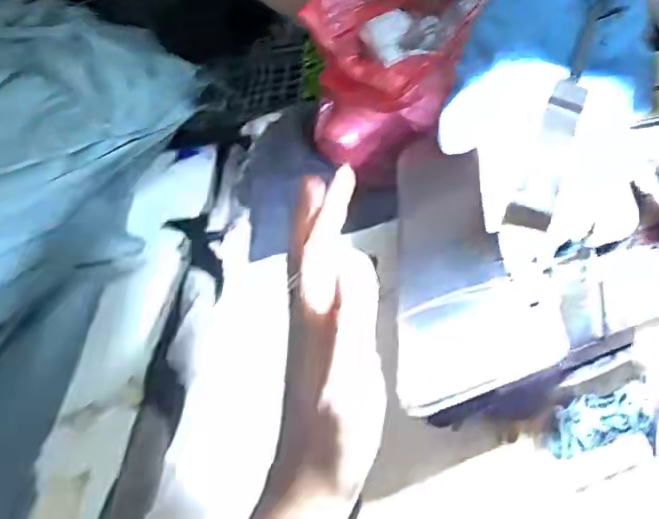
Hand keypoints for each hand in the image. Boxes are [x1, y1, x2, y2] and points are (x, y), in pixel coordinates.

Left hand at [255, 166, 384, 518]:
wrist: (313, 483)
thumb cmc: (335, 432)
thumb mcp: (348, 377)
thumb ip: (351, 321)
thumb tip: (353, 259)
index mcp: (315, 320)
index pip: (315, 255)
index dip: (325, 214)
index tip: (339, 173)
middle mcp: (310, 318)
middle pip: (305, 257)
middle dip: (314, 214)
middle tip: (326, 175)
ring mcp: (317, 333)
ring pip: (312, 270)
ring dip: (318, 232)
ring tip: (329, 204)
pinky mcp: (329, 345)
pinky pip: (326, 286)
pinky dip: (331, 258)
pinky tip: (345, 259)